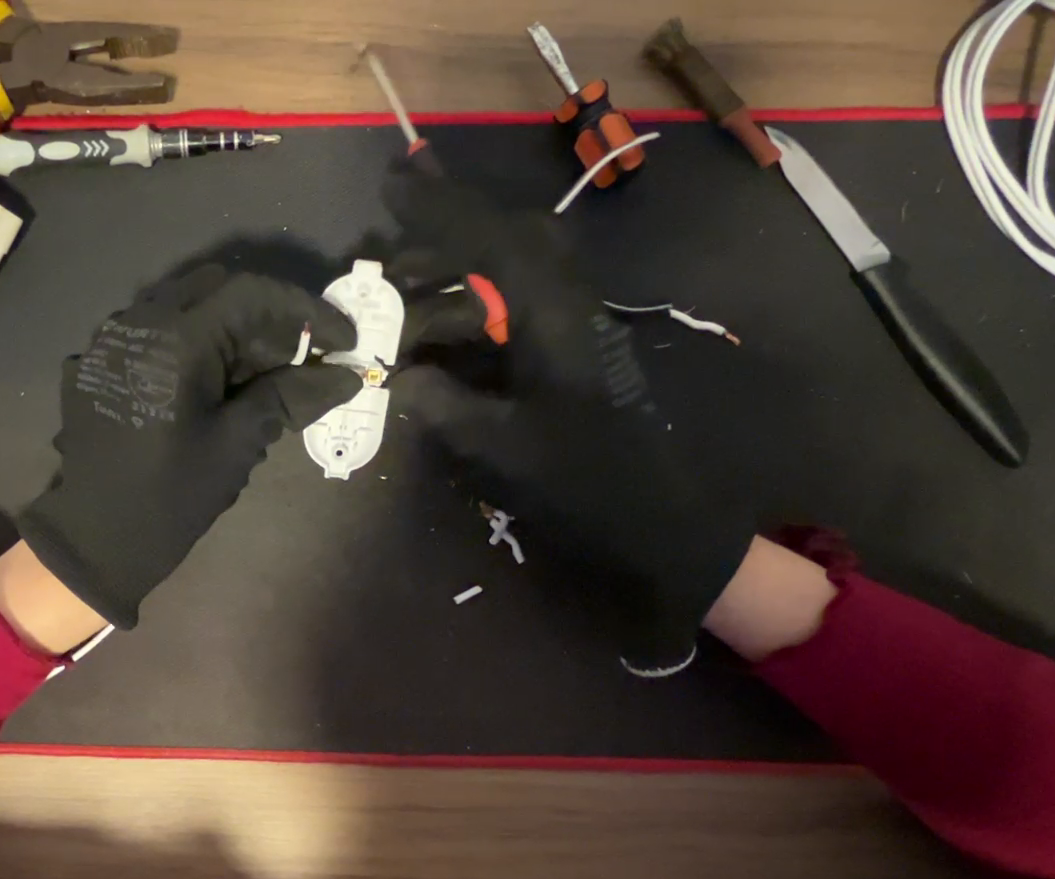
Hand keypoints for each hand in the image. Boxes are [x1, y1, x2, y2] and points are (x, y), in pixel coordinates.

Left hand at [18, 265, 361, 629]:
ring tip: (257, 374)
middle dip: (267, 316)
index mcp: (174, 339)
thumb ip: (290, 396)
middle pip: (216, 290)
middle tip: (300, 356)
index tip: (343, 341)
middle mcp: (137, 323)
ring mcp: (109, 341)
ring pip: (181, 307)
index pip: (252, 294)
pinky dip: (189, 346)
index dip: (306, 311)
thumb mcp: (237, 444)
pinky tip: (207, 385)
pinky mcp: (96, 365)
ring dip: (227, 329)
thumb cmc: (171, 496)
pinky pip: (151, 334)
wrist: (96, 539)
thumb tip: (346, 376)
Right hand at [384, 167, 754, 674]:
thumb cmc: (583, 484)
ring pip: (520, 272)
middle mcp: (570, 307)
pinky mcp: (578, 353)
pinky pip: (524, 307)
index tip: (392, 182)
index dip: (439, 210)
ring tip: (409, 300)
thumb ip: (443, 405)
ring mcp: (578, 328)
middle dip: (451, 237)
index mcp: (553, 317)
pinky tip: (450, 339)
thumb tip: (401, 376)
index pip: (492, 240)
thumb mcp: (499, 449)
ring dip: (463, 276)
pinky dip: (480, 308)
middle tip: (395, 263)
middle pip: (513, 241)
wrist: (661, 521)